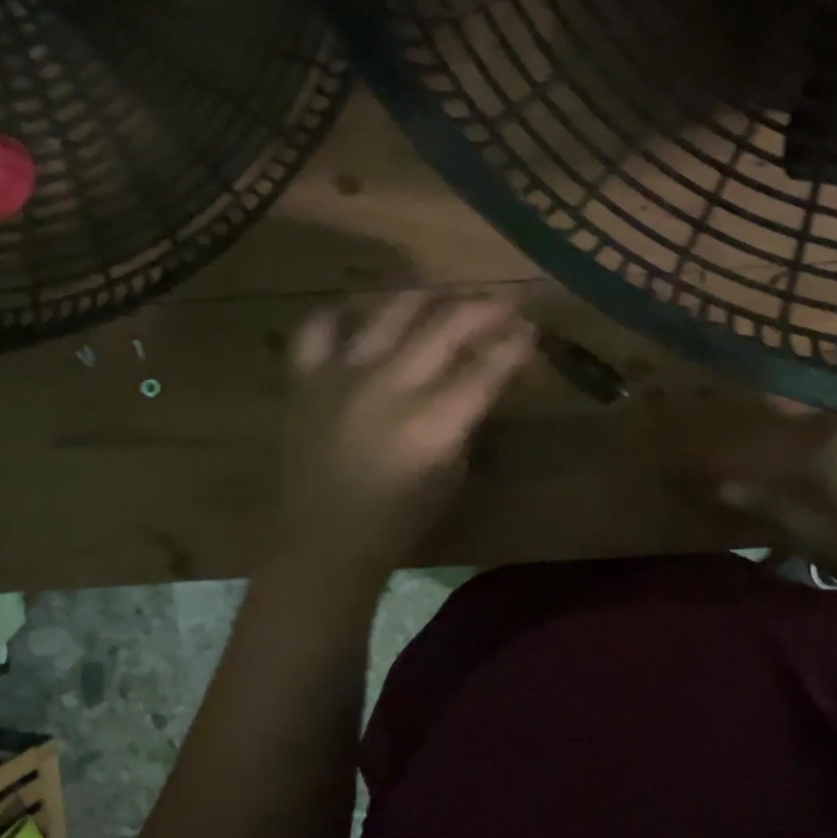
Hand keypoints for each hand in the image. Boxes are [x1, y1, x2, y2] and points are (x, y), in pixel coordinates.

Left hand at [268, 291, 535, 570]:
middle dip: (485, 307)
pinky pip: (318, 327)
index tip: (531, 329)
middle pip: (447, 325)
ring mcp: (343, 374)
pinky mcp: (305, 378)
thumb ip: (467, 418)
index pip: (487, 367)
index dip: (515, 344)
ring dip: (426, 296)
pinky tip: (361, 316)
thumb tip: (482, 379)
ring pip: (390, 310)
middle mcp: (391, 384)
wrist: (323, 543)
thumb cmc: (398, 520)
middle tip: (506, 300)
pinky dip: (343, 315)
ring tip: (443, 295)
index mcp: (433, 421)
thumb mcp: (451, 474)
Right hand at [709, 408, 836, 614]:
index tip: (679, 463)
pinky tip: (828, 464)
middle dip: (743, 438)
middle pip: (774, 419)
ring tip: (769, 467)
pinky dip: (822, 439)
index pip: (744, 440)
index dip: (708, 452)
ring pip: (810, 417)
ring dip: (783, 436)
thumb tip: (722, 486)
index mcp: (821, 446)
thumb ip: (777, 509)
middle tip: (722, 466)